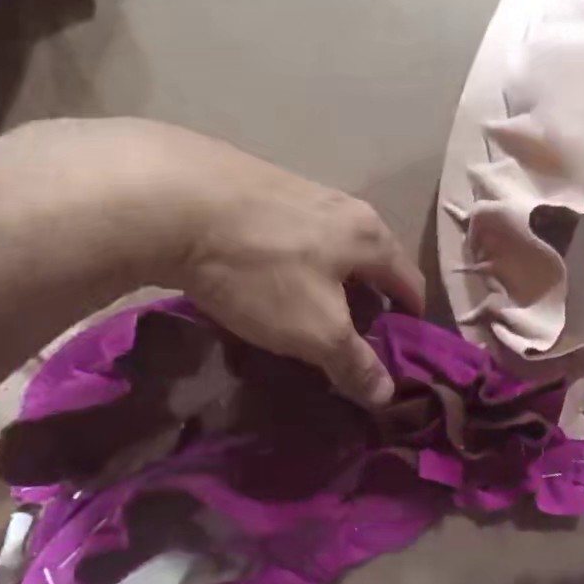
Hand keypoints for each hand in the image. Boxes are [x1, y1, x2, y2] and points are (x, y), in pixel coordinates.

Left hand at [0, 119, 424, 406]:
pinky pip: (287, 238)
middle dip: (365, 302)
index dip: (410, 319)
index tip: (400, 349)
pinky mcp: (252, 188)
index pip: (409, 281)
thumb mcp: (315, 330)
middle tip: (348, 341)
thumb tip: (386, 395)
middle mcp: (341, 205)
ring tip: (304, 315)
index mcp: (369, 235)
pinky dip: (288, 266)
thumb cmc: (261, 271)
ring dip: (325, 282)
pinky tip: (262, 282)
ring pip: (326, 248)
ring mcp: (295, 191)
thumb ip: (353, 361)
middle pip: (369, 261)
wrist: (173, 199)